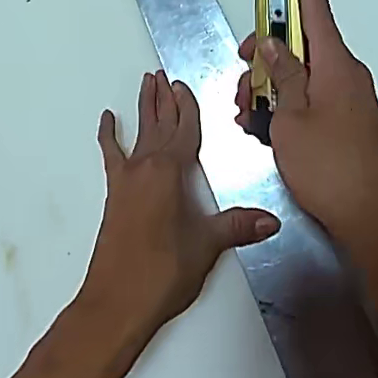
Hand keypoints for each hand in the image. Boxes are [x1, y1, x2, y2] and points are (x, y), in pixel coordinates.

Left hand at [81, 71, 280, 339]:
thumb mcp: (206, 246)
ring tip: (145, 84)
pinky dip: (109, 137)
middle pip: (160, 123)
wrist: (116, 301)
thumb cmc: (162, 272)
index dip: (187, 107)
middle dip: (165, 99)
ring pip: (139, 131)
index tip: (184, 86)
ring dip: (144, 107)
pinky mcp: (114, 194)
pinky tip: (107, 121)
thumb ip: (237, 227)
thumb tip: (270, 221)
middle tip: (163, 75)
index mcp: (171, 172)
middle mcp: (147, 167)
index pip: (185, 130)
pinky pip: (112, 155)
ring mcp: (127, 179)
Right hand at [236, 0, 377, 260]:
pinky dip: (286, 104)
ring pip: (300, 74)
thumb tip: (271, 41)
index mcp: (335, 64)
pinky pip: (309, 97)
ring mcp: (347, 98)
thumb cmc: (330, 167)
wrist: (371, 220)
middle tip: (242, 71)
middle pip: (300, 43)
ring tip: (249, 113)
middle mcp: (345, 74)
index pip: (316, 8)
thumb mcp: (291, 116)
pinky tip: (266, 127)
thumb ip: (280, 73)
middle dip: (265, 52)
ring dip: (270, 85)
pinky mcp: (345, 119)